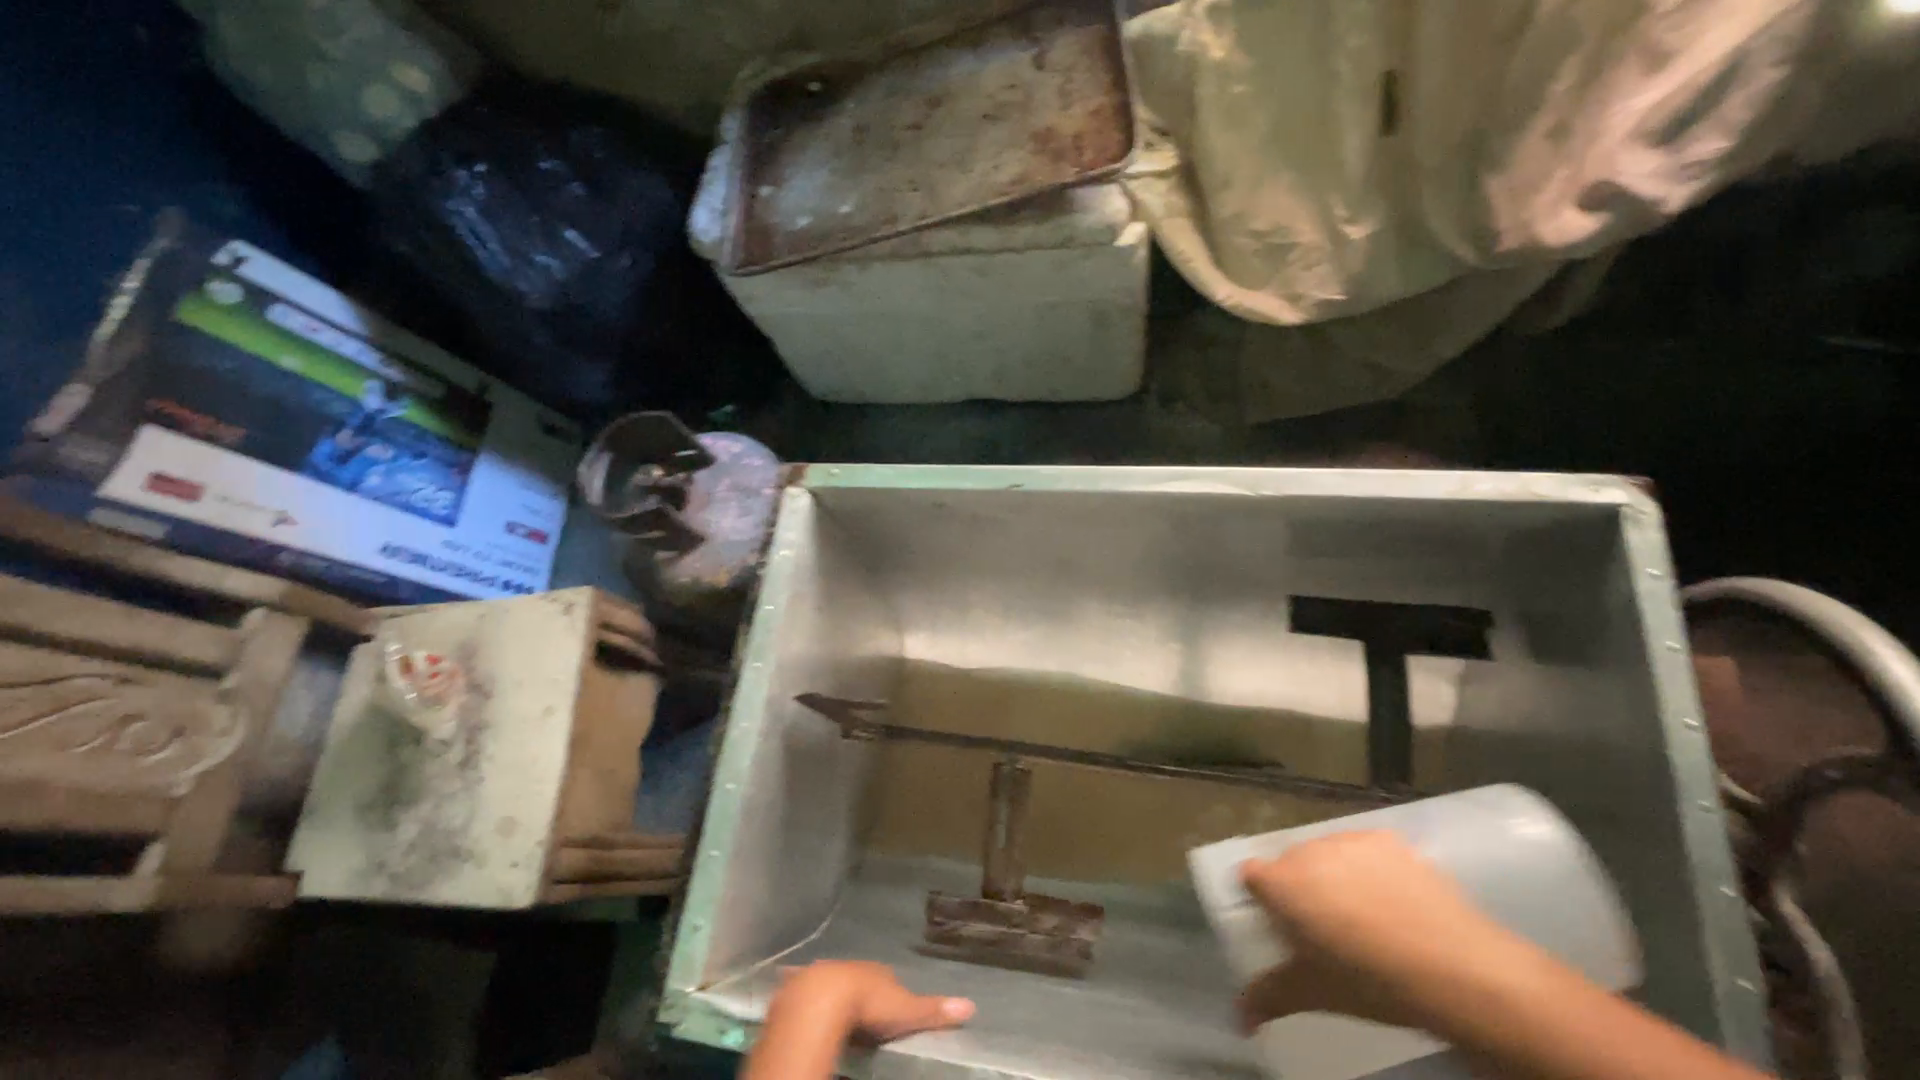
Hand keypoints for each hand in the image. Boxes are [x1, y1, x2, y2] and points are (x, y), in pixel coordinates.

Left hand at [775, 961, 974, 1042]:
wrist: (822, 1001)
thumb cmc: (869, 1006)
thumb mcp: (907, 1011)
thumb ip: (935, 1010)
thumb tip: (971, 1005)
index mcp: (878, 972)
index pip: (888, 977)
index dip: (889, 990)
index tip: (890, 1005)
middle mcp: (852, 967)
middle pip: (859, 977)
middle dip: (861, 987)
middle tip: (863, 1008)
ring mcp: (823, 974)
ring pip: (831, 980)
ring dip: (833, 990)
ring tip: (835, 1008)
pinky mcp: (797, 987)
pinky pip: (801, 987)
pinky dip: (802, 990)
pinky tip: (797, 995)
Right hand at [1235, 831, 1536, 1033]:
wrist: (1456, 967)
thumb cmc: (1371, 980)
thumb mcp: (1313, 993)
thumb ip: (1268, 997)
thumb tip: (1241, 1020)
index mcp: (1281, 883)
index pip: (1251, 875)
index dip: (1261, 897)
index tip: (1279, 922)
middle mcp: (1309, 851)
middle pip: (1290, 862)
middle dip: (1299, 887)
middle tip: (1323, 926)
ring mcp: (1351, 841)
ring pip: (1328, 853)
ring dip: (1333, 874)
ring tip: (1362, 914)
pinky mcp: (1390, 841)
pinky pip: (1365, 850)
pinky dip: (1370, 868)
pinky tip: (1392, 900)